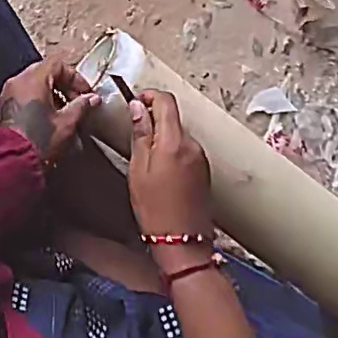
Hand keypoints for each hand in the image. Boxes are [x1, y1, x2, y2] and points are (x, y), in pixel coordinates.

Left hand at [0, 50, 97, 172]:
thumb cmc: (37, 142)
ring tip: (66, 112)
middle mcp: (18, 82)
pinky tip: (50, 118)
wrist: (11, 162)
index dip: (75, 77)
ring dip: (53, 93)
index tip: (85, 92)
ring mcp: (8, 94)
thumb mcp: (67, 123)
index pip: (57, 64)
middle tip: (78, 100)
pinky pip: (25, 95)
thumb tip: (91, 99)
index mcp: (33, 80)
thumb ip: (81, 106)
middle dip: (64, 85)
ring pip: (34, 83)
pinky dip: (39, 100)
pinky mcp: (4, 107)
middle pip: (45, 72)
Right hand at [126, 90, 212, 240]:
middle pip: (172, 116)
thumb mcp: (138, 168)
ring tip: (144, 155)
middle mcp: (192, 145)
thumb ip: (140, 133)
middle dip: (153, 118)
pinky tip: (159, 168)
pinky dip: (171, 149)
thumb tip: (137, 107)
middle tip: (133, 131)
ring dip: (162, 135)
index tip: (135, 102)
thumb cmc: (155, 208)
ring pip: (178, 133)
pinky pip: (185, 148)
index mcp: (174, 142)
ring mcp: (200, 157)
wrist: (182, 242)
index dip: (149, 96)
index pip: (166, 101)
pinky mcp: (203, 169)